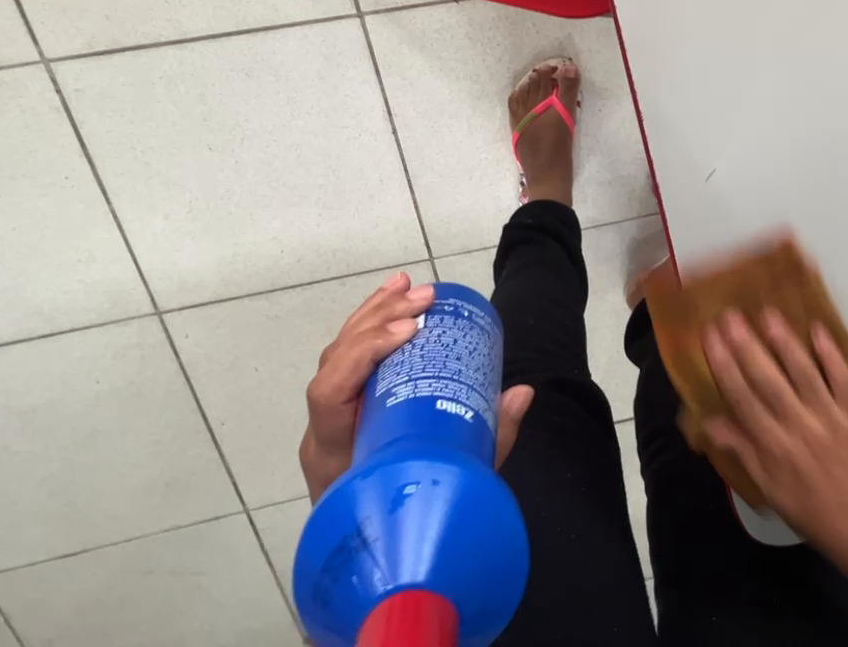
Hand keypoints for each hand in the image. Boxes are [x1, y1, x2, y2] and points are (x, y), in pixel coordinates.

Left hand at [299, 272, 535, 501]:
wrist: (378, 562)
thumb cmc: (411, 524)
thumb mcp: (453, 487)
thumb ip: (488, 444)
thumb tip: (522, 391)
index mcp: (337, 457)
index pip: (330, 395)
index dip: (364, 355)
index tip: (410, 334)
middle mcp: (325, 433)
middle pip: (335, 362)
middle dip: (379, 321)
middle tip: (426, 300)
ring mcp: (331, 420)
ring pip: (338, 355)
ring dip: (373, 314)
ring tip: (408, 286)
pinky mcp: (345, 410)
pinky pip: (348, 361)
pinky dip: (370, 325)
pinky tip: (392, 298)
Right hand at [702, 309, 847, 627]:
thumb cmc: (810, 508)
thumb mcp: (768, 487)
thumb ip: (742, 450)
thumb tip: (710, 420)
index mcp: (773, 447)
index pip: (742, 399)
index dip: (724, 366)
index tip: (710, 336)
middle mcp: (799, 428)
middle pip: (768, 381)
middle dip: (746, 346)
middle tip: (729, 315)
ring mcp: (831, 418)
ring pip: (804, 374)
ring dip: (785, 343)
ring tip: (767, 314)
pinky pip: (843, 379)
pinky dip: (831, 354)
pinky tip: (818, 329)